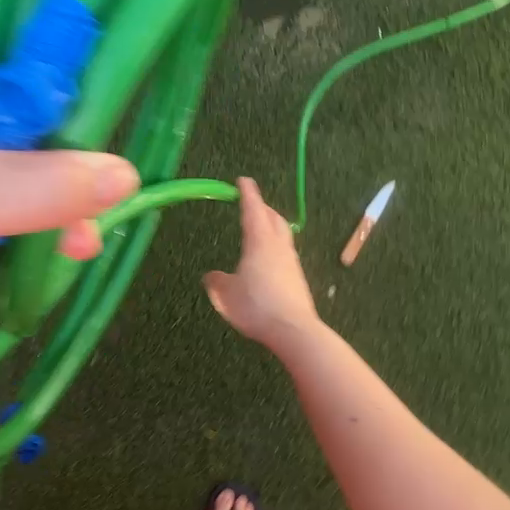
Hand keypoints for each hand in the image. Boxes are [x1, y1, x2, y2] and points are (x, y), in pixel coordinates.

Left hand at [0, 0, 138, 333]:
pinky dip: (39, 200)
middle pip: (25, 66)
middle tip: (104, 152)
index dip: (55, 12)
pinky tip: (69, 242)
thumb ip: (47, 186)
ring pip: (23, 126)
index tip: (106, 51)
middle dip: (70, 115)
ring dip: (61, 172)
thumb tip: (127, 174)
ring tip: (88, 222)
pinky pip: (9, 171)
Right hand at [203, 177, 319, 346]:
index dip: (247, 194)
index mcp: (259, 241)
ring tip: (261, 229)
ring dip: (272, 226)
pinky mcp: (297, 278)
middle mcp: (278, 246)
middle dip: (263, 208)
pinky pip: (285, 252)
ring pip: (282, 234)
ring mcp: (291, 262)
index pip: (253, 210)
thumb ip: (216, 281)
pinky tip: (269, 259)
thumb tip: (211, 276)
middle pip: (273, 218)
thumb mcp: (225, 294)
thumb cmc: (255, 306)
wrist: (293, 329)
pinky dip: (276, 246)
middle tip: (252, 204)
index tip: (243, 180)